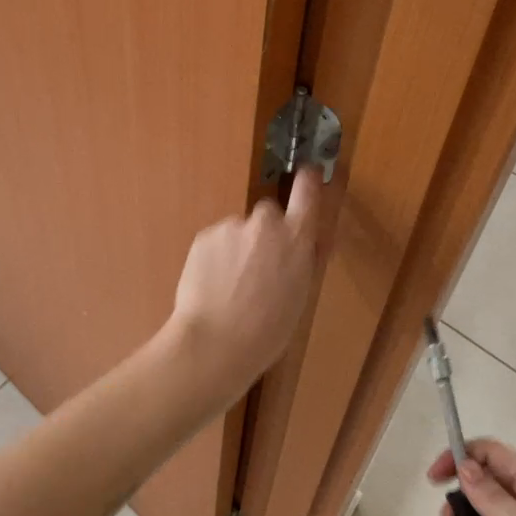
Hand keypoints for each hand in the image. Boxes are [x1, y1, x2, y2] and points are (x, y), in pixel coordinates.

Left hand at [164, 166, 328, 399]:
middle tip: (259, 267)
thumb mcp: (300, 295)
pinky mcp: (205, 236)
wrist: (215, 342)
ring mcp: (232, 226)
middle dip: (265, 233)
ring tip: (231, 286)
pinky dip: (217, 257)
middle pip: (269, 214)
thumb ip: (305, 259)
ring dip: (238, 248)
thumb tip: (309, 241)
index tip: (309, 172)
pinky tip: (214, 285)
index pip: (308, 191)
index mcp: (297, 238)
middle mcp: (266, 223)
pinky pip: (217, 241)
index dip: (309, 180)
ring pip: (239, 231)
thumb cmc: (268, 330)